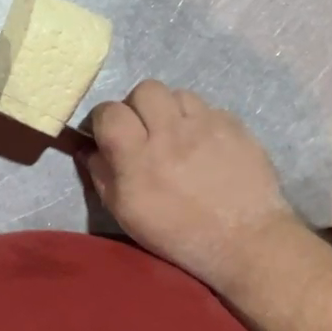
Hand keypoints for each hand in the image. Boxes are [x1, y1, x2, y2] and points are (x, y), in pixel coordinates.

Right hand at [86, 81, 300, 284]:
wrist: (242, 240)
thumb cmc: (177, 234)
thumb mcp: (126, 213)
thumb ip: (102, 176)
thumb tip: (89, 150)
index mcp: (138, 158)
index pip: (110, 112)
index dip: (103, 119)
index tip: (107, 133)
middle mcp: (170, 133)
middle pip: (144, 90)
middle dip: (137, 107)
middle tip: (143, 131)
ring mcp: (206, 125)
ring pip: (177, 94)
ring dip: (169, 110)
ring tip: (175, 135)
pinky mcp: (234, 125)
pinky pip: (207, 108)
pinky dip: (199, 122)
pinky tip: (203, 145)